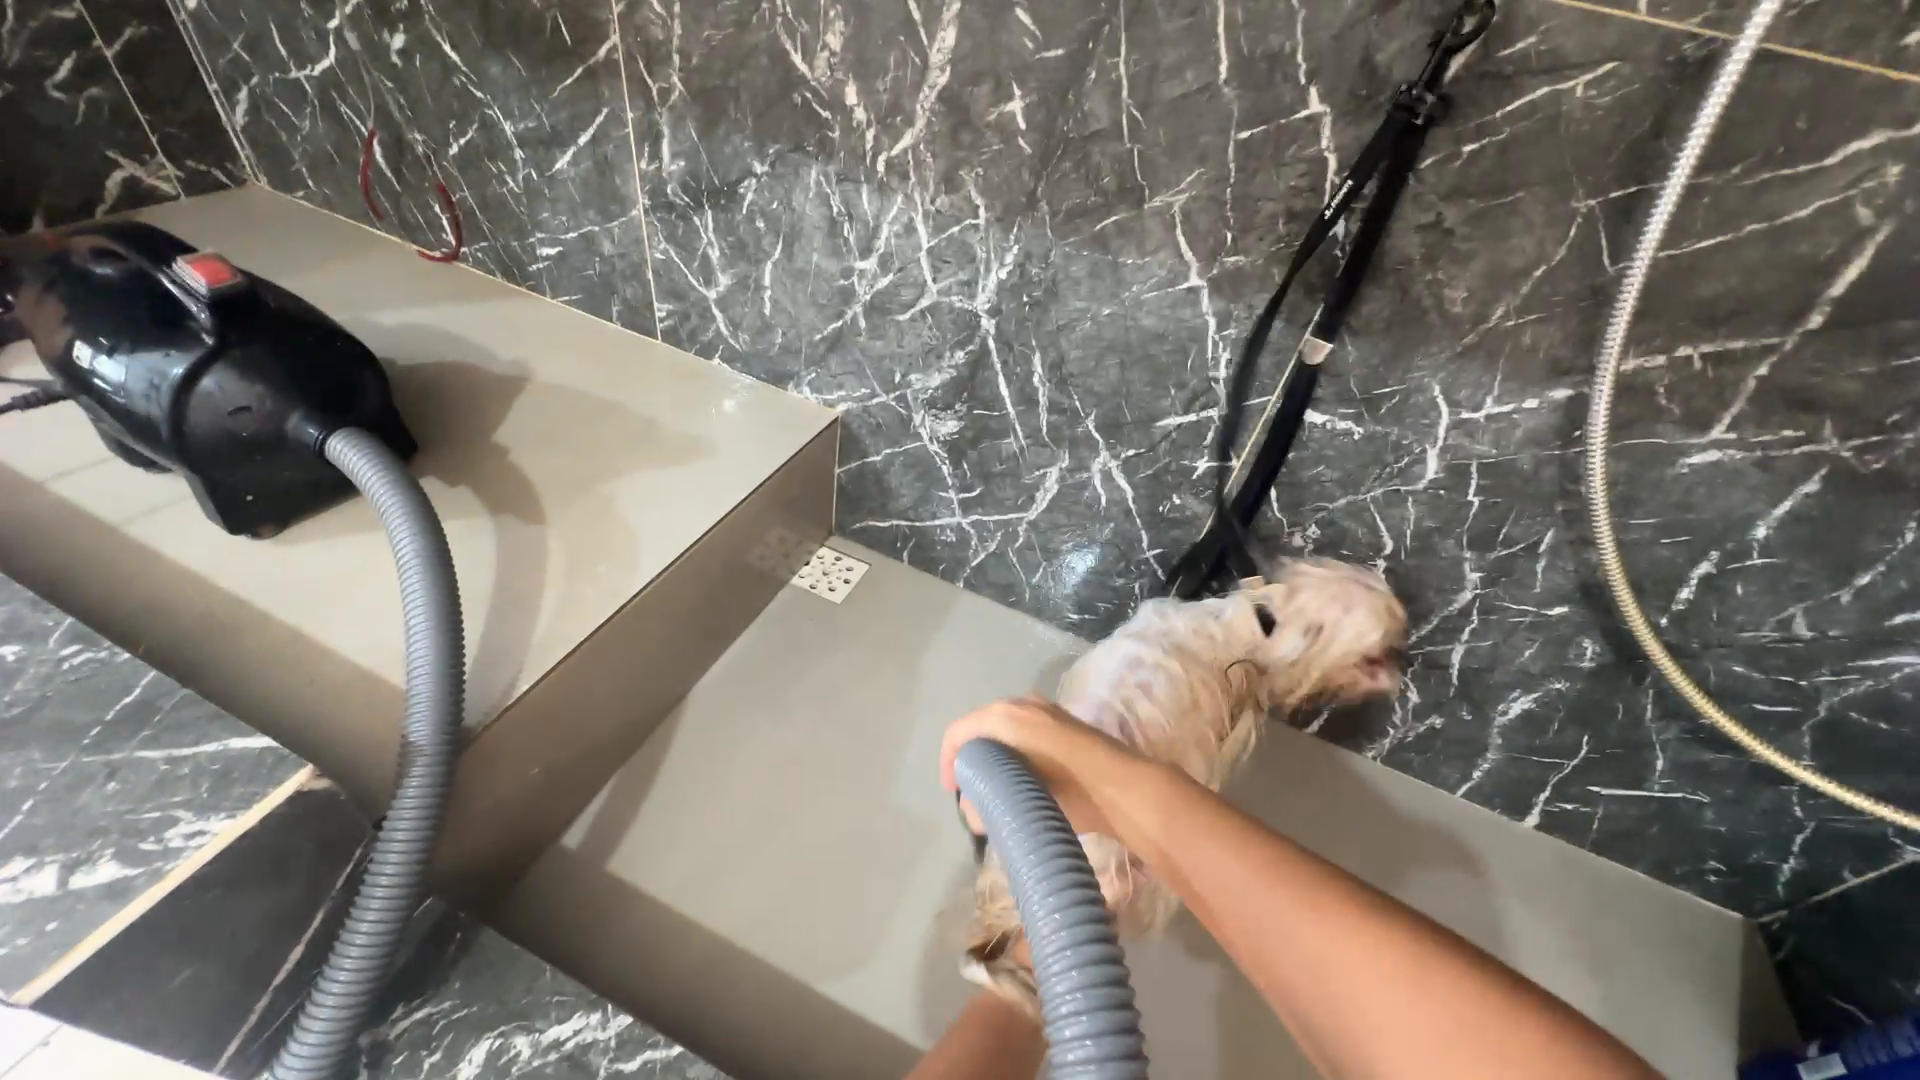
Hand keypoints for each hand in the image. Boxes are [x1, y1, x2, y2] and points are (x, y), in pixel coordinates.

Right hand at [939, 697, 1140, 838]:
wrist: (1122, 786)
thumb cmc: (1066, 792)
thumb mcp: (1017, 803)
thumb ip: (984, 806)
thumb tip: (975, 814)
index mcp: (1002, 717)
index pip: (958, 732)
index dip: (948, 761)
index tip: (951, 789)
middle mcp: (1020, 703)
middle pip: (980, 727)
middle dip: (971, 757)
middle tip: (972, 789)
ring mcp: (1044, 708)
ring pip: (1004, 728)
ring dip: (995, 753)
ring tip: (998, 786)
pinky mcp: (1062, 720)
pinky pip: (1025, 730)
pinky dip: (1016, 750)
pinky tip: (1025, 777)